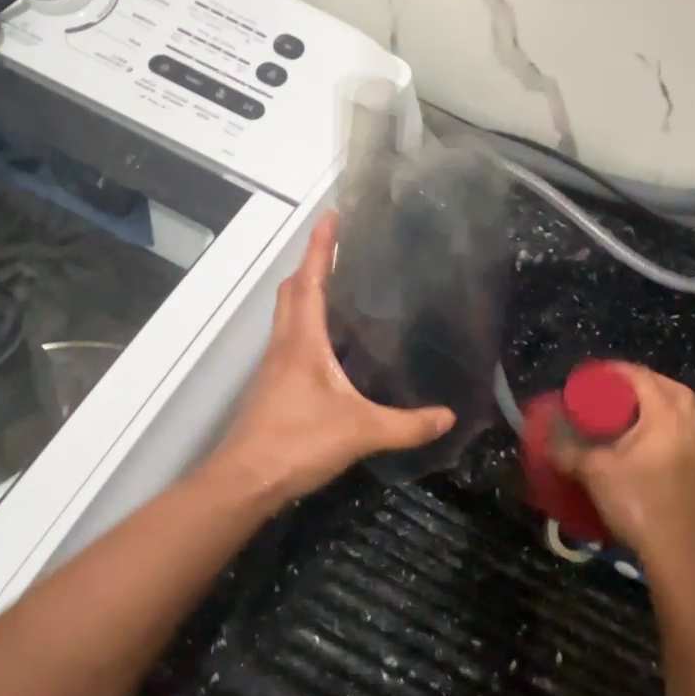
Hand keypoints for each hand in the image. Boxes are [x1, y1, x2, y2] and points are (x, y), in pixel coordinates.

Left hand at [208, 213, 454, 505]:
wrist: (245, 480)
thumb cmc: (298, 443)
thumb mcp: (361, 432)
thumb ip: (407, 425)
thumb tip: (449, 415)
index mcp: (303, 342)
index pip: (310, 282)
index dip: (320, 247)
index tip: (331, 215)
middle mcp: (285, 346)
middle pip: (292, 292)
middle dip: (311, 264)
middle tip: (337, 247)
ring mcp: (275, 367)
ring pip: (287, 316)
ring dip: (306, 293)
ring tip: (339, 286)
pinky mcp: (274, 387)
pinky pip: (291, 340)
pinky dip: (307, 325)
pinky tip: (332, 344)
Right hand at [552, 363, 694, 567]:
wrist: (679, 552)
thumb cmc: (638, 502)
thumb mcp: (595, 473)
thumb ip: (568, 452)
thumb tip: (545, 439)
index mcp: (666, 416)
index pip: (642, 378)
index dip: (617, 371)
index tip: (592, 375)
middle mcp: (688, 425)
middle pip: (670, 388)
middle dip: (643, 382)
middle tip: (616, 389)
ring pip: (682, 412)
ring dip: (658, 404)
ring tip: (628, 413)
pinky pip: (683, 432)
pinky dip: (665, 426)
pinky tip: (644, 442)